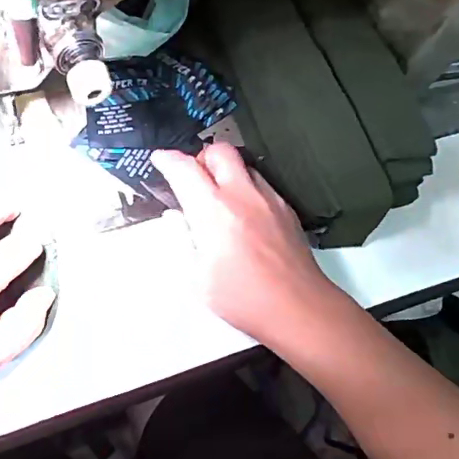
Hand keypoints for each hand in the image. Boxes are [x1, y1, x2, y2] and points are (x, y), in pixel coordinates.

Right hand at [151, 143, 353, 347]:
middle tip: (192, 177)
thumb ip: (184, 240)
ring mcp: (269, 201)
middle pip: (219, 151)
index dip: (168, 160)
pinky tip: (243, 215)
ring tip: (218, 199)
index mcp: (214, 212)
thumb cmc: (247, 299)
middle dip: (201, 158)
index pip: (185, 168)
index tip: (162, 160)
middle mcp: (243, 197)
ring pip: (244, 165)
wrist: (297, 307)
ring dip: (226, 173)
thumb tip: (177, 220)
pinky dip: (247, 190)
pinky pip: (263, 186)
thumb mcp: (198, 277)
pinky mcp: (286, 210)